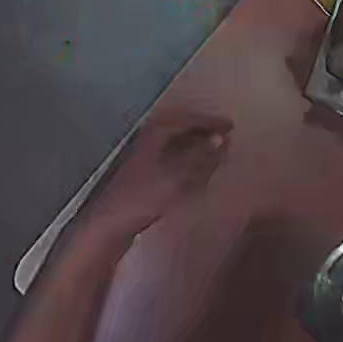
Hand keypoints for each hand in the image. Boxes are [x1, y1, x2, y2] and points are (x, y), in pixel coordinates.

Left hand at [96, 112, 231, 233]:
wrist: (111, 222)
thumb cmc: (147, 198)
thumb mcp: (182, 177)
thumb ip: (204, 157)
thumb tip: (222, 139)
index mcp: (158, 131)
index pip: (191, 118)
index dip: (213, 121)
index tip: (231, 126)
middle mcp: (148, 133)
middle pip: (180, 123)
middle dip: (203, 127)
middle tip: (223, 133)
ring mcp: (141, 148)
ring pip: (173, 135)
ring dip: (193, 138)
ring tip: (211, 145)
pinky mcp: (138, 163)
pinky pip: (166, 146)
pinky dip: (182, 149)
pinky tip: (190, 160)